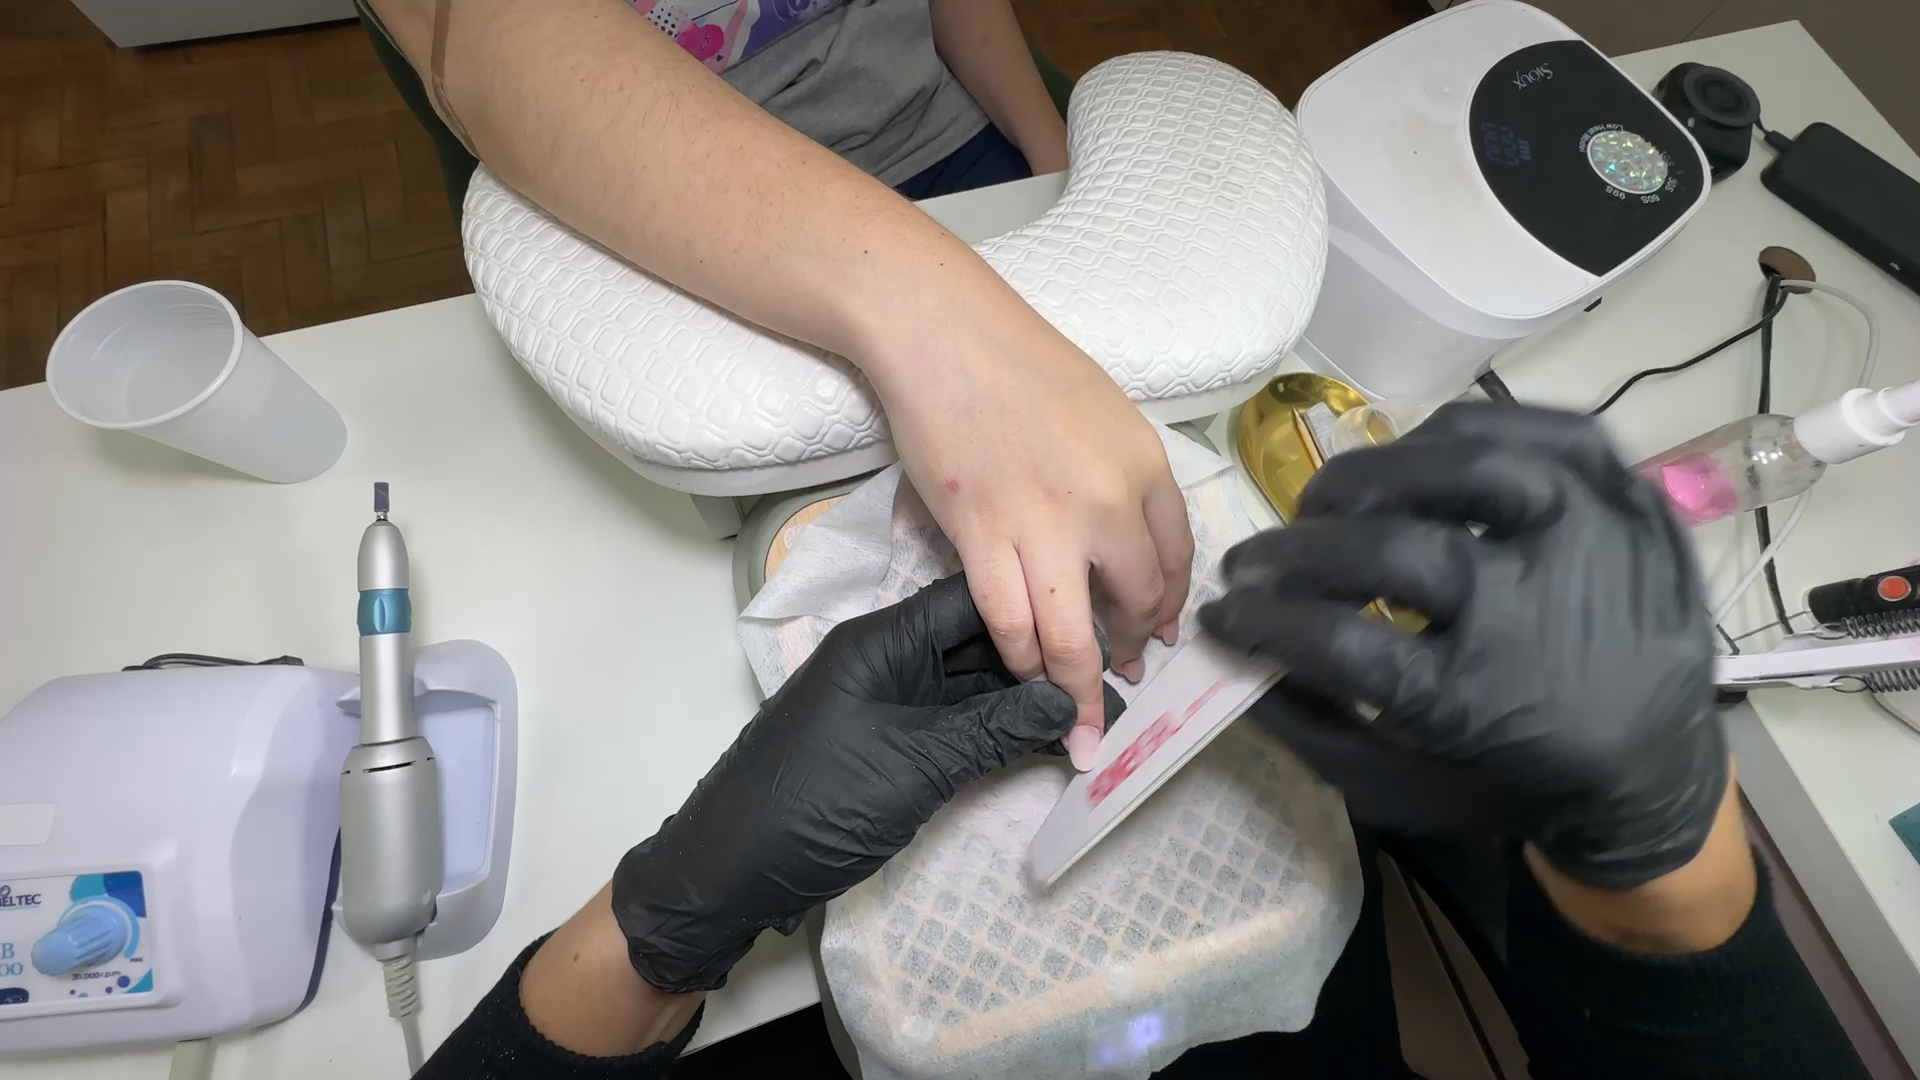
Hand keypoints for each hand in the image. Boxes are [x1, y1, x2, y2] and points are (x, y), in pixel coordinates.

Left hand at [612, 574, 1121, 991]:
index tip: (1095, 634)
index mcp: (882, 640)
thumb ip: (992, 729)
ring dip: (1022, 704)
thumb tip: (1068, 702)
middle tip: (1108, 690)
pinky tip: (1044, 742)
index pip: (969, 603)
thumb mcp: (914, 765)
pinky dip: (995, 733)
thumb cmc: (817, 803)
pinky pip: (955, 723)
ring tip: (1091, 720)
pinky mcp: (895, 741)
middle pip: (976, 644)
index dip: (1033, 616)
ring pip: (970, 686)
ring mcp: (893, 701)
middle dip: (1038, 667)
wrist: (731, 873)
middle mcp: (890, 658)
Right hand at [873, 314, 1190, 770]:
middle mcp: (1106, 503)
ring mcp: (1042, 524)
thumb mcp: (1107, 413)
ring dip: (1076, 688)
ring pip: (1070, 635)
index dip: (1169, 608)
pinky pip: (1009, 621)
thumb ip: (1130, 483)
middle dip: (1129, 654)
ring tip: (1076, 719)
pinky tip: (1026, 672)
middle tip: (1120, 677)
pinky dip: (1021, 658)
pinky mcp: (979, 535)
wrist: (945, 336)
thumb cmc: (1025, 364)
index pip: (1178, 560)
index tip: (1157, 635)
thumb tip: (1129, 554)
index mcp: (1145, 465)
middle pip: (1135, 605)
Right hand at [1200, 403, 1725, 889]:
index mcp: (1480, 704)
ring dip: (1367, 478)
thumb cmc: (1503, 780)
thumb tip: (1231, 647)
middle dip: (1296, 551)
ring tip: (1325, 506)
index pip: (1336, 641)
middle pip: (1393, 550)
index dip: (1260, 618)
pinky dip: (1454, 434)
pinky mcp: (1628, 502)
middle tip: (1255, 560)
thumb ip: (1303, 722)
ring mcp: (1598, 543)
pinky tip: (1410, 462)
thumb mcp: (1391, 784)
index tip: (1220, 611)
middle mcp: (1543, 614)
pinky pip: (1533, 430)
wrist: (1654, 774)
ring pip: (1468, 466)